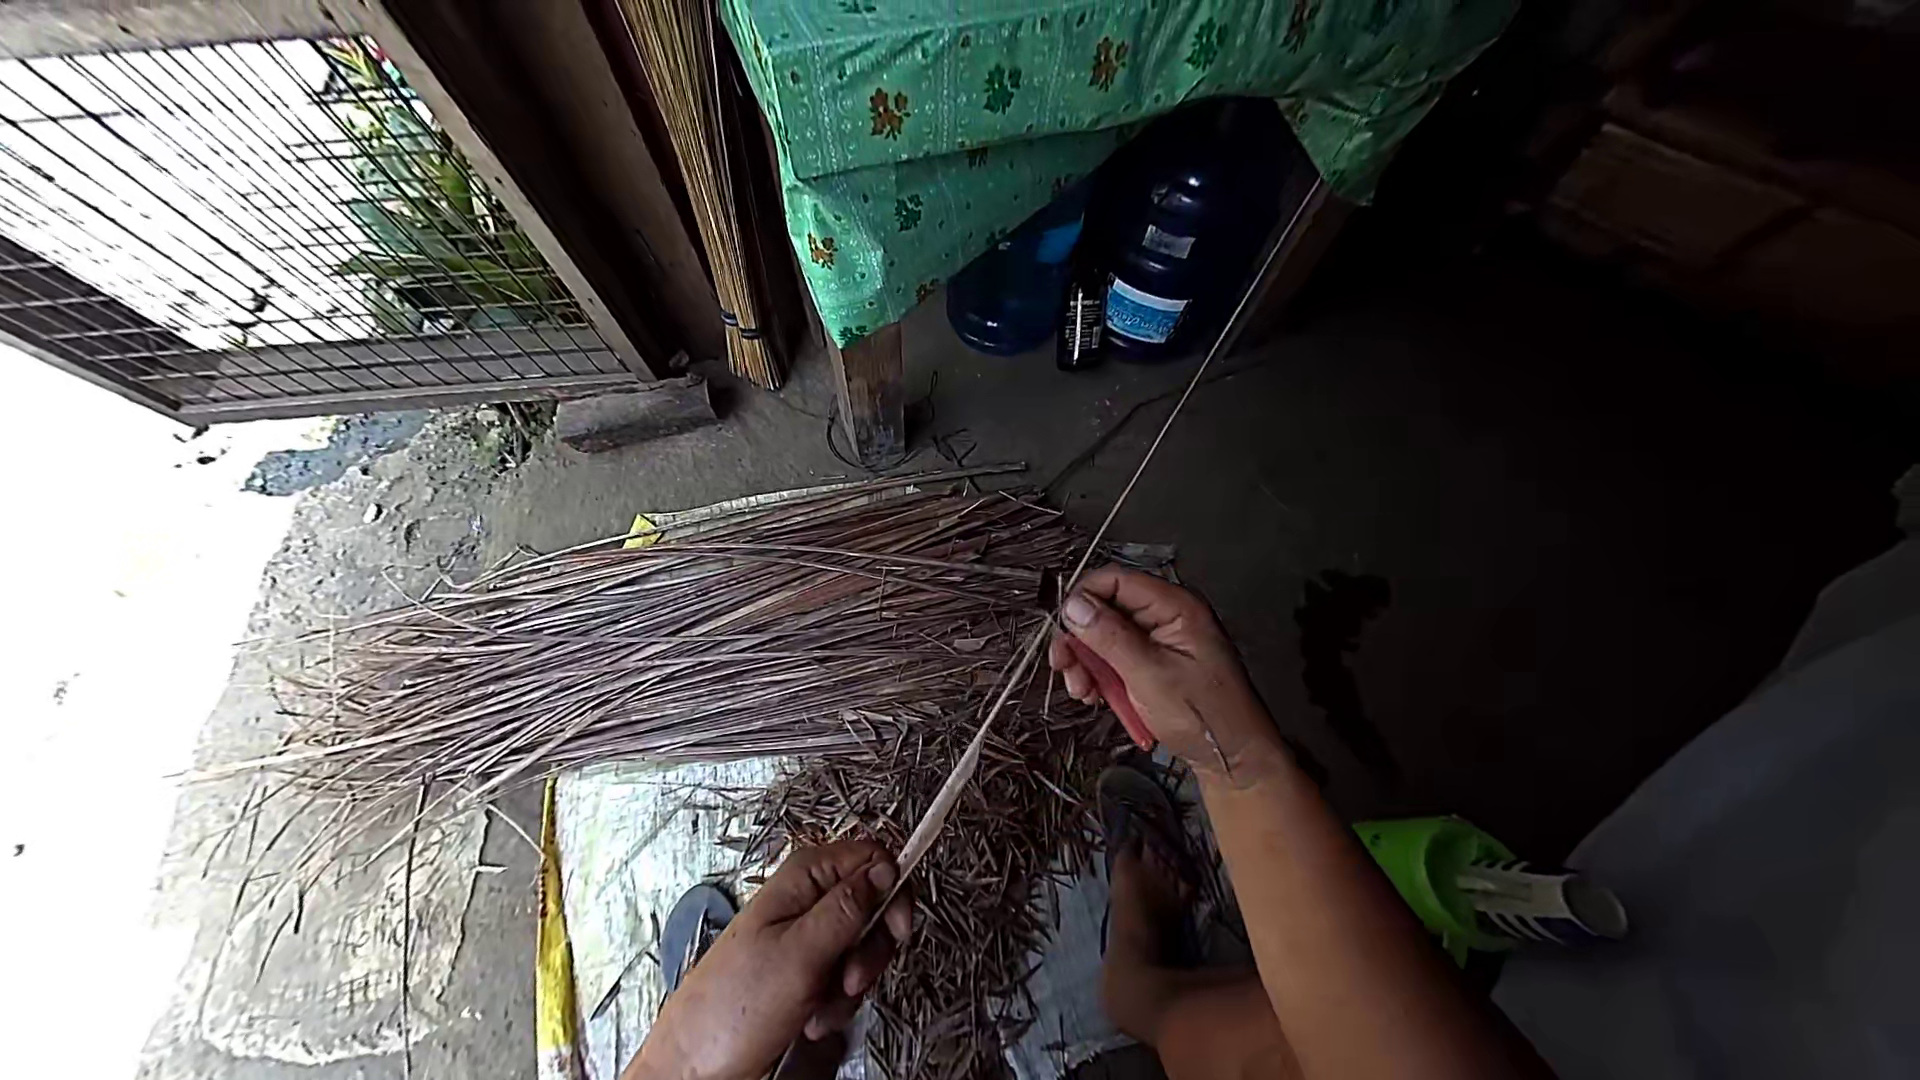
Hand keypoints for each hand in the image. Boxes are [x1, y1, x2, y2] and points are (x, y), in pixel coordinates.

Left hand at [625, 840, 913, 1079]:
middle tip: (849, 978)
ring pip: (863, 944)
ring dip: (852, 983)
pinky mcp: (807, 967)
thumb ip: (848, 907)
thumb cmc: (732, 1008)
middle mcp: (809, 897)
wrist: (693, 1069)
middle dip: (870, 949)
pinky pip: (846, 974)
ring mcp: (808, 934)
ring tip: (820, 1005)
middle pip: (874, 903)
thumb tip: (885, 868)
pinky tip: (811, 1016)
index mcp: (806, 875)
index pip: (873, 857)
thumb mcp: (800, 953)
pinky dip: (837, 1002)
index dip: (893, 889)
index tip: (897, 928)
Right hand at [1049, 565, 1283, 782]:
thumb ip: (1109, 637)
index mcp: (1174, 607)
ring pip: (1101, 636)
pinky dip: (1096, 676)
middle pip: (1103, 609)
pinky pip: (1110, 659)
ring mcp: (1154, 641)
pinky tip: (1093, 695)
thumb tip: (1074, 605)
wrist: (1233, 761)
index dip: (1084, 598)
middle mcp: (1163, 617)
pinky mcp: (1148, 663)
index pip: (1116, 580)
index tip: (1064, 627)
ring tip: (1081, 689)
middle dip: (1080, 638)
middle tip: (1064, 664)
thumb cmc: (1207, 718)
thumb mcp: (1151, 675)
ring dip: (1084, 662)